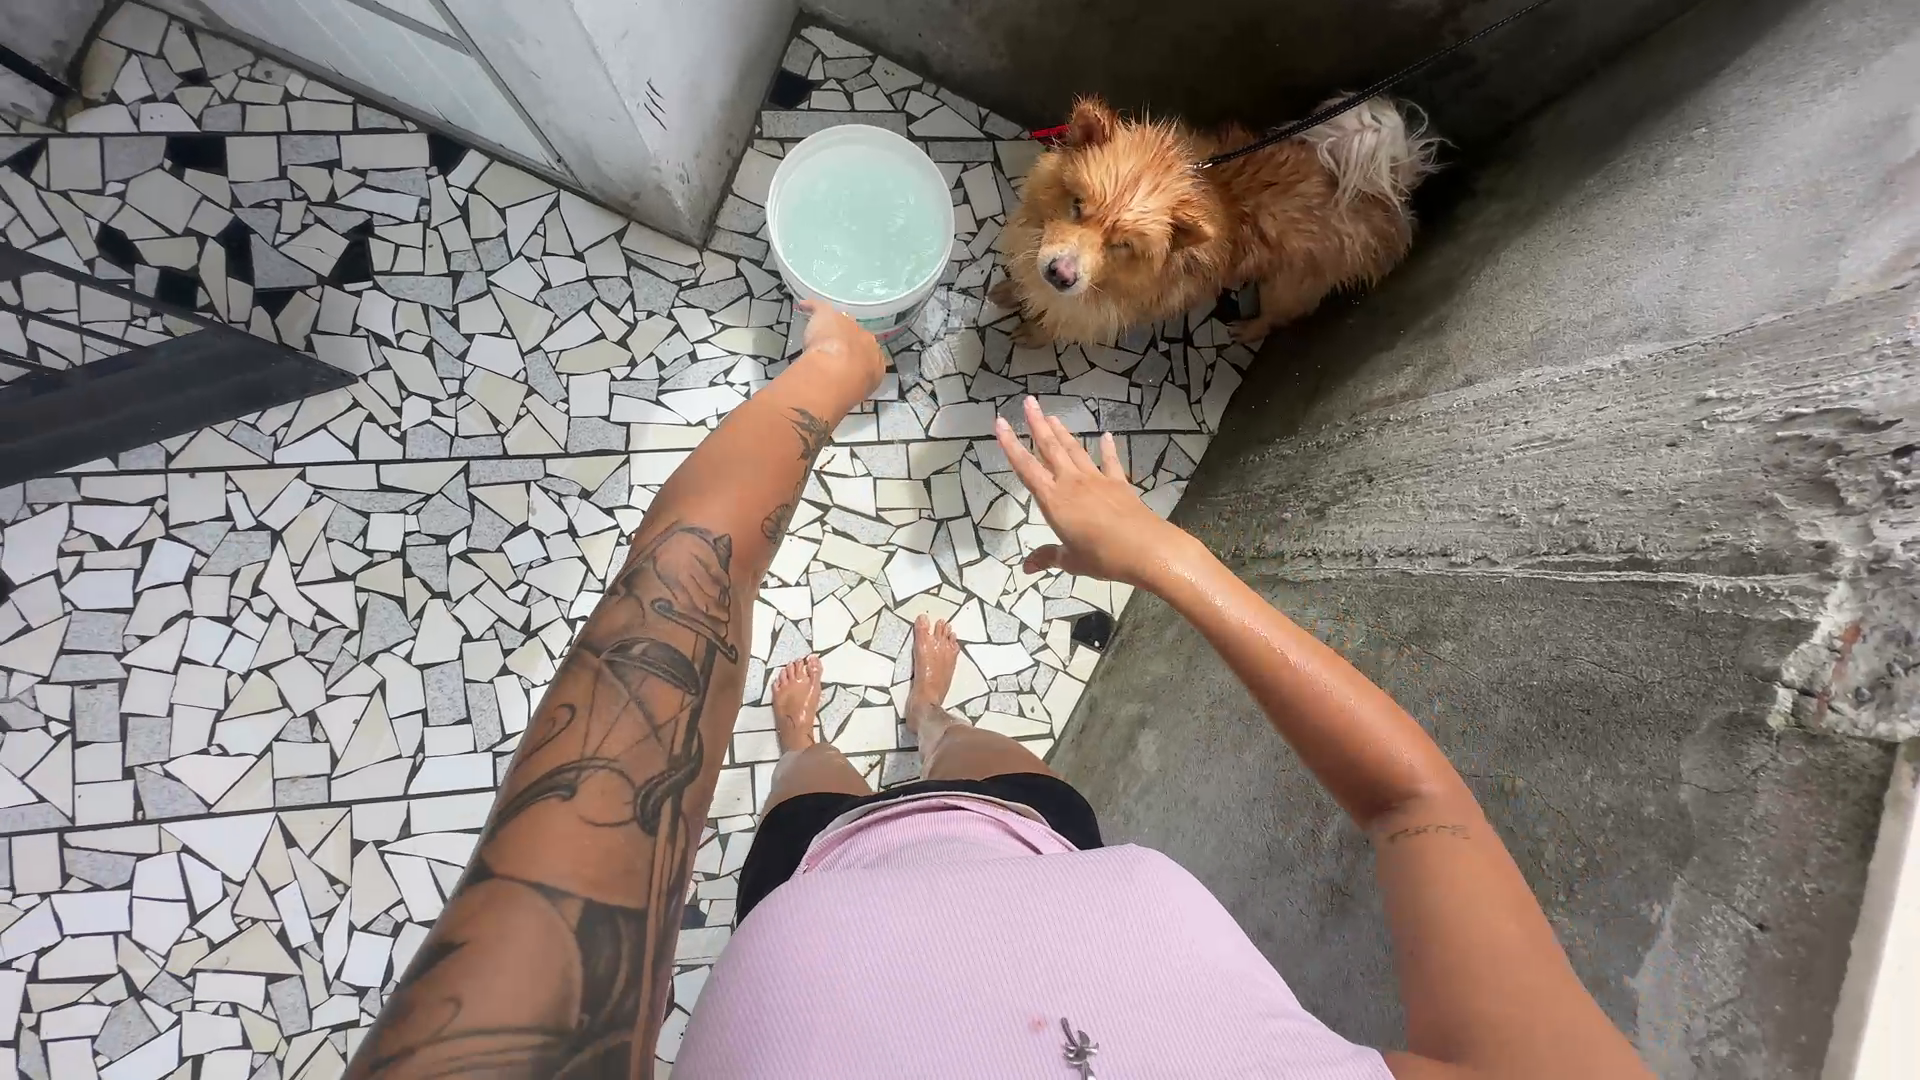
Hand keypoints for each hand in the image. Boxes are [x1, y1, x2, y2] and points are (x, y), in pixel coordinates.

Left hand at [796, 299, 885, 398]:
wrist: (839, 371)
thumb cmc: (851, 387)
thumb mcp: (861, 392)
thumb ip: (858, 385)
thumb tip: (852, 386)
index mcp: (877, 360)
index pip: (871, 355)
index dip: (859, 358)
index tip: (849, 364)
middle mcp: (866, 340)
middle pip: (858, 336)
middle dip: (848, 340)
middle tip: (835, 349)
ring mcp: (848, 324)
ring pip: (841, 323)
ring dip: (832, 327)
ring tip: (823, 332)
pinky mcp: (829, 315)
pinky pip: (820, 307)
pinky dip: (812, 306)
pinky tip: (804, 306)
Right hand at [994, 396, 1194, 586]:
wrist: (1145, 549)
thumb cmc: (1102, 556)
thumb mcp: (1071, 560)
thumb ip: (1048, 557)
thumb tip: (1026, 567)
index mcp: (1054, 500)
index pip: (1026, 468)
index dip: (1011, 445)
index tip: (1001, 423)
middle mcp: (1072, 483)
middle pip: (1050, 448)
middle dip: (1037, 424)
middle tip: (1029, 401)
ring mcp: (1096, 480)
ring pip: (1074, 450)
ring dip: (1062, 432)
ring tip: (1051, 415)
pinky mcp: (1119, 484)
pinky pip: (1110, 462)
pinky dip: (1107, 448)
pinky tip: (1105, 435)